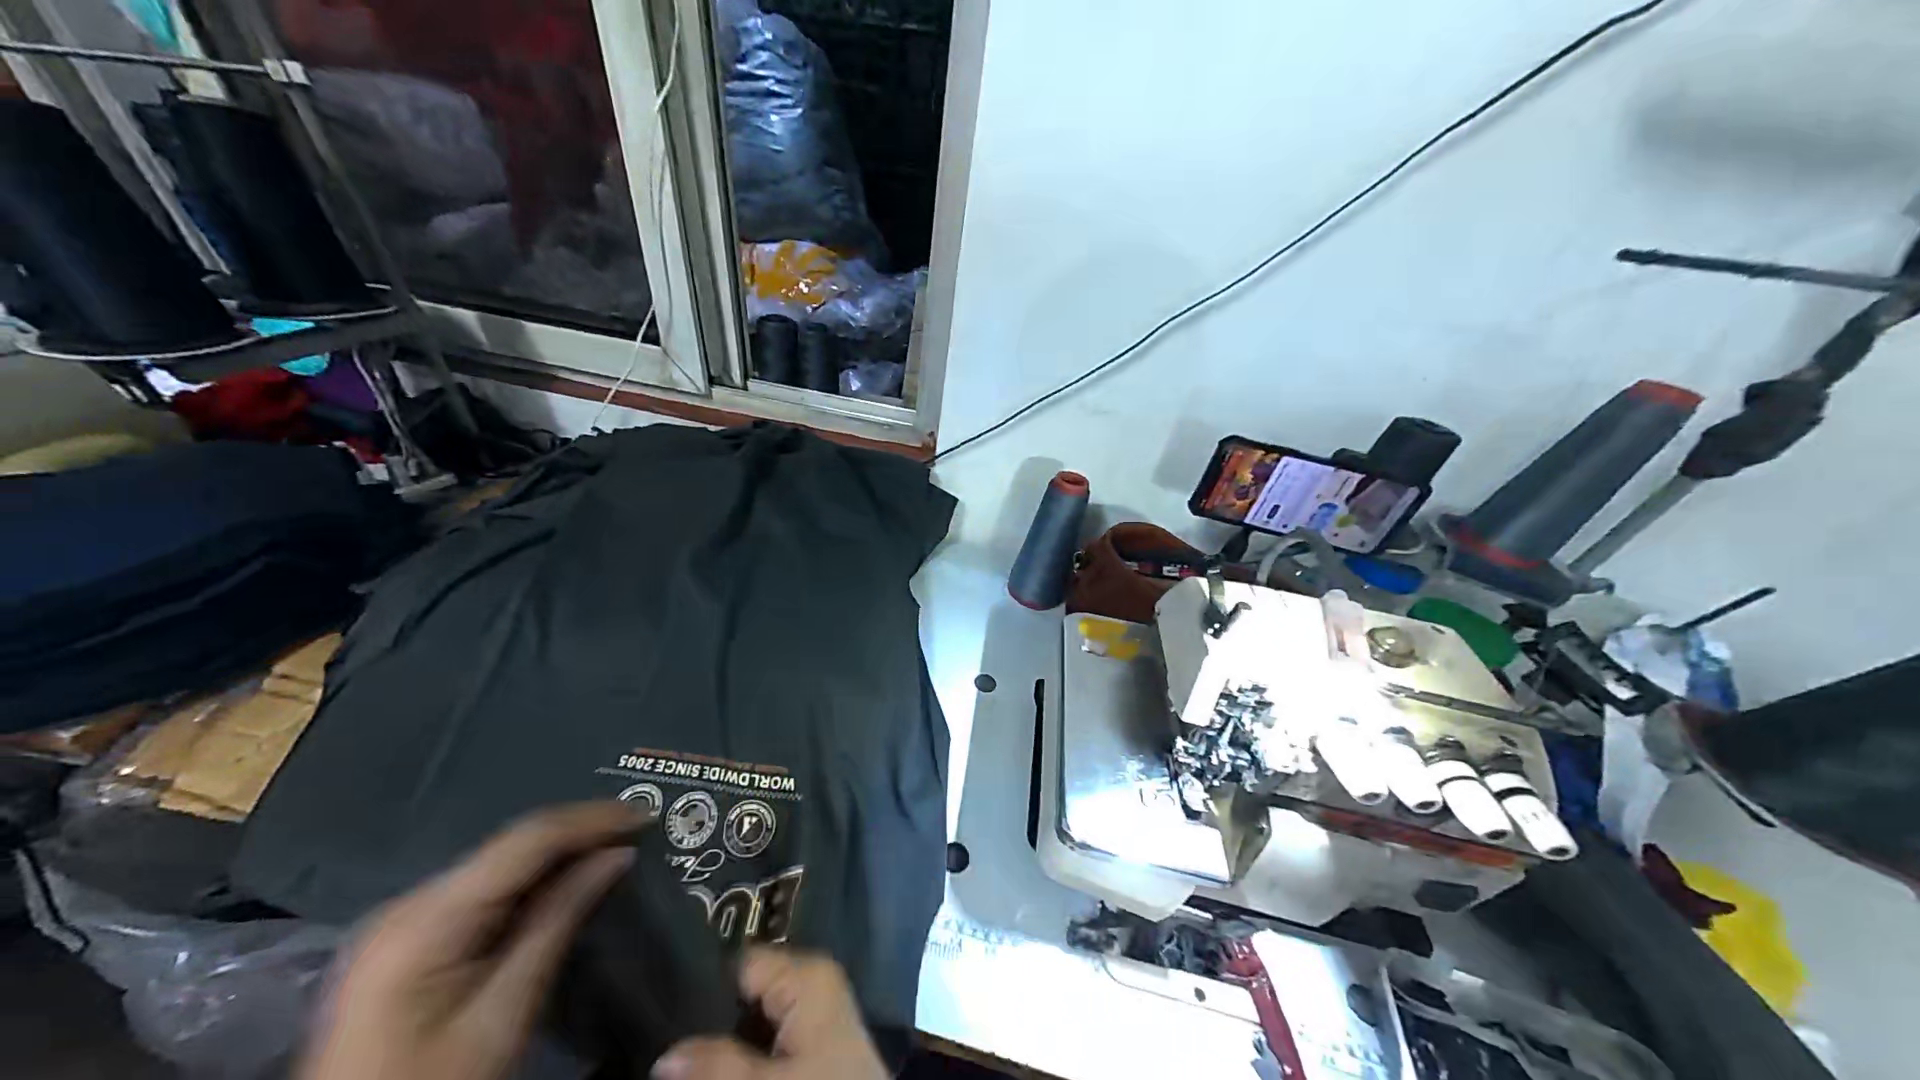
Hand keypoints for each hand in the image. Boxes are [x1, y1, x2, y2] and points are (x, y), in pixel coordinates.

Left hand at [297, 801, 645, 1079]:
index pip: (525, 840)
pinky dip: (531, 878)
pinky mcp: (408, 937)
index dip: (590, 819)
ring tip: (615, 847)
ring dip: (559, 853)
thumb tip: (616, 855)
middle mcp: (408, 903)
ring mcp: (403, 919)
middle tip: (638, 832)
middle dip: (579, 833)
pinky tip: (566, 880)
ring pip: (500, 862)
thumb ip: (558, 922)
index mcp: (426, 920)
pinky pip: (483, 888)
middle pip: (510, 846)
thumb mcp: (503, 1014)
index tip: (645, 817)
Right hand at [654, 949, 886, 1079]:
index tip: (654, 1008)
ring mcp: (814, 1009)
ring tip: (676, 1057)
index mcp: (805, 973)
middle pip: (742, 989)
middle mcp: (810, 979)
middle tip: (660, 1042)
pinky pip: (767, 1032)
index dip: (694, 987)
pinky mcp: (815, 1038)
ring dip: (720, 1040)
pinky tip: (716, 1065)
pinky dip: (743, 1049)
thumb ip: (716, 1066)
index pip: (737, 962)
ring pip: (751, 1015)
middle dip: (704, 1018)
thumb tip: (662, 1056)